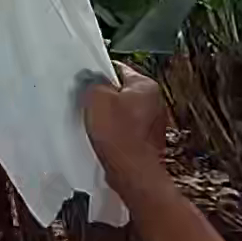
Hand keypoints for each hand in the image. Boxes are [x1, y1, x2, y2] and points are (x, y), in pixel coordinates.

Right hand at [83, 64, 170, 206]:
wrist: (132, 171)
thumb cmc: (119, 136)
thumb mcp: (96, 97)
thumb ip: (93, 82)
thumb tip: (92, 80)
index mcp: (146, 86)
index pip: (118, 69)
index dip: (99, 74)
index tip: (87, 81)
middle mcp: (155, 102)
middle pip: (121, 90)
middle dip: (104, 96)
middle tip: (89, 103)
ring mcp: (153, 122)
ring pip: (122, 110)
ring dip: (108, 115)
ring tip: (96, 123)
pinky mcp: (146, 140)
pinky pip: (125, 128)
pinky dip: (114, 131)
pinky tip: (104, 137)